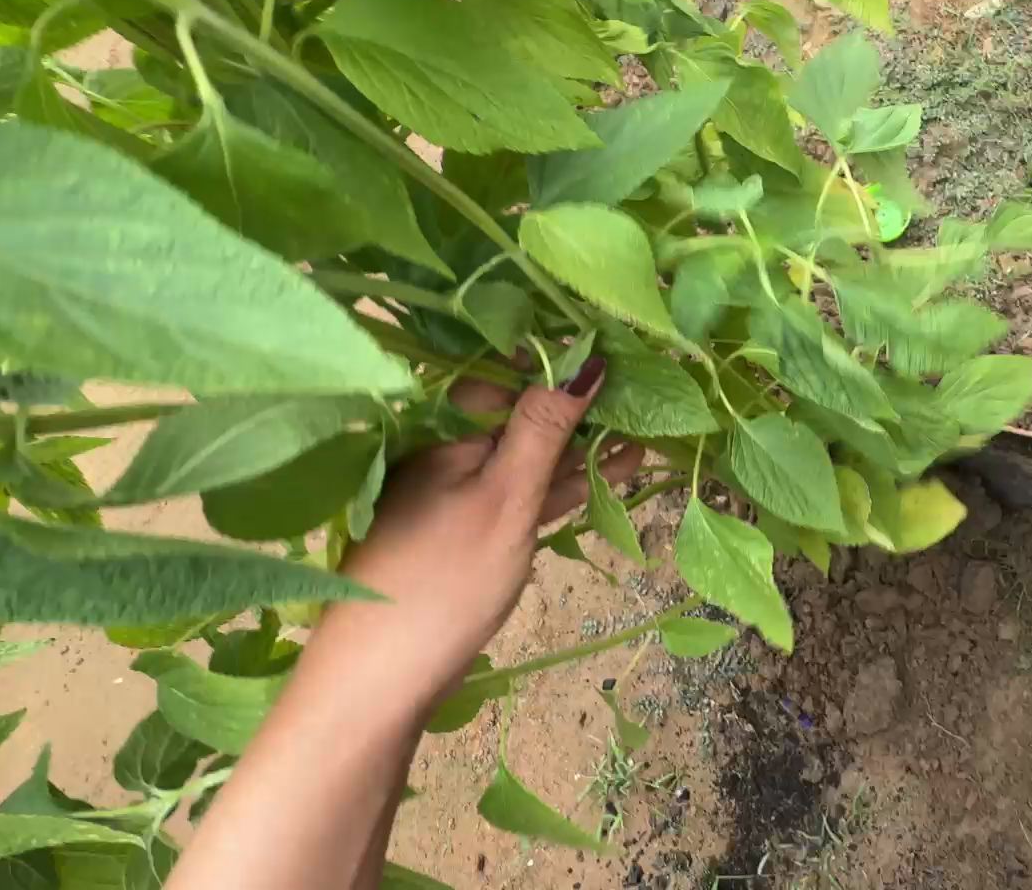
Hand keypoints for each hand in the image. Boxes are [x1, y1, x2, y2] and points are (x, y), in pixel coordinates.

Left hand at [306, 359, 644, 718]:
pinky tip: (616, 470)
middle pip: (525, 414)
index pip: (505, 376)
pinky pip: (535, 490)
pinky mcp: (483, 527)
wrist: (384, 683)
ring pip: (537, 455)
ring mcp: (467, 493)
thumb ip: (544, 427)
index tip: (612, 348)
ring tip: (647, 429)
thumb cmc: (444, 578)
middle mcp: (452, 454)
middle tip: (643, 388)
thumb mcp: (505, 495)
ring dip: (588, 444)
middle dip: (582, 402)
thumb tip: (586, 360)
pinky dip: (572, 481)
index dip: (557, 360)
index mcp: (442, 434)